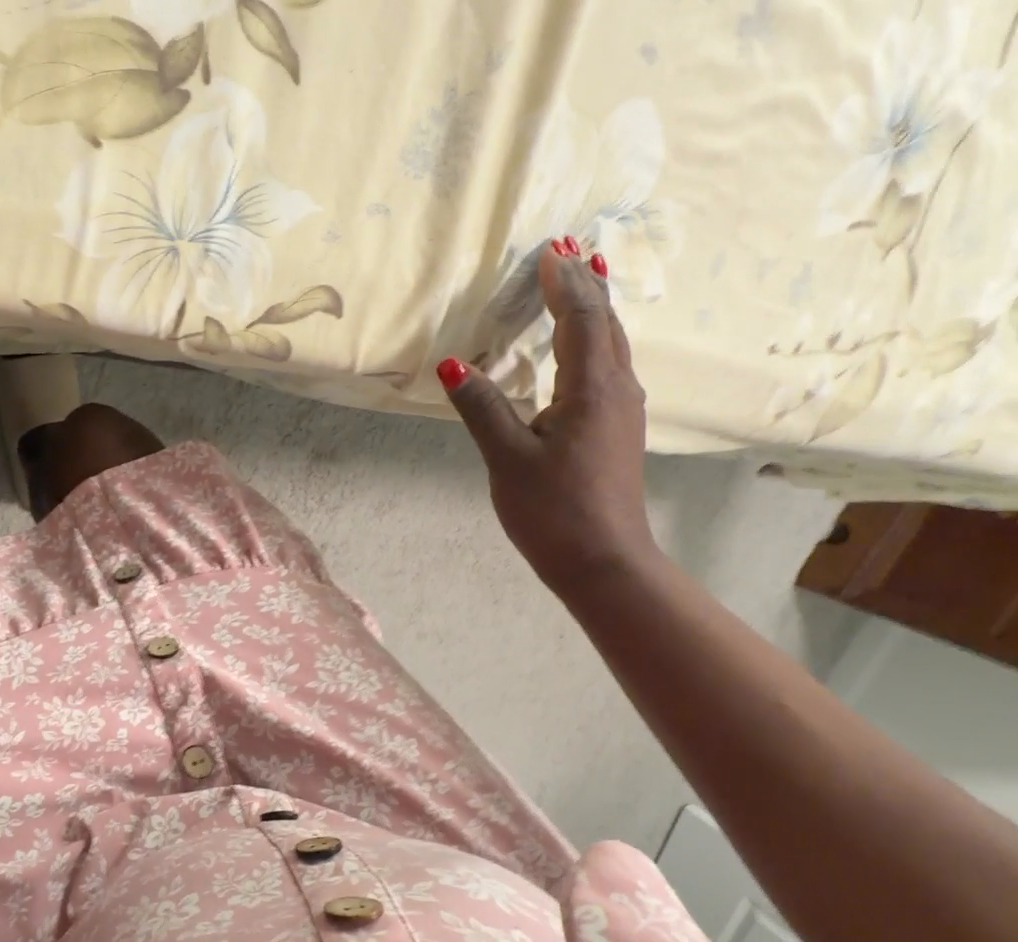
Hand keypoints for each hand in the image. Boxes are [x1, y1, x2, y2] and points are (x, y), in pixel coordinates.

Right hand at [440, 242, 659, 592]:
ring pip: (611, 343)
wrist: (603, 560)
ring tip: (581, 281)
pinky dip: (594, 338)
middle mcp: (616, 390)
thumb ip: (482, 407)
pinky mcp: (617, 428)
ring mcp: (622, 410)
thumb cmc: (553, 510)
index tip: (549, 249)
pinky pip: (609, 364)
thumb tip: (450, 364)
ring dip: (594, 308)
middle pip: (605, 323)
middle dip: (586, 284)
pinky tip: (583, 344)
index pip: (580, 320)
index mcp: (592, 390)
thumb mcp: (508, 458)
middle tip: (570, 249)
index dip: (563, 284)